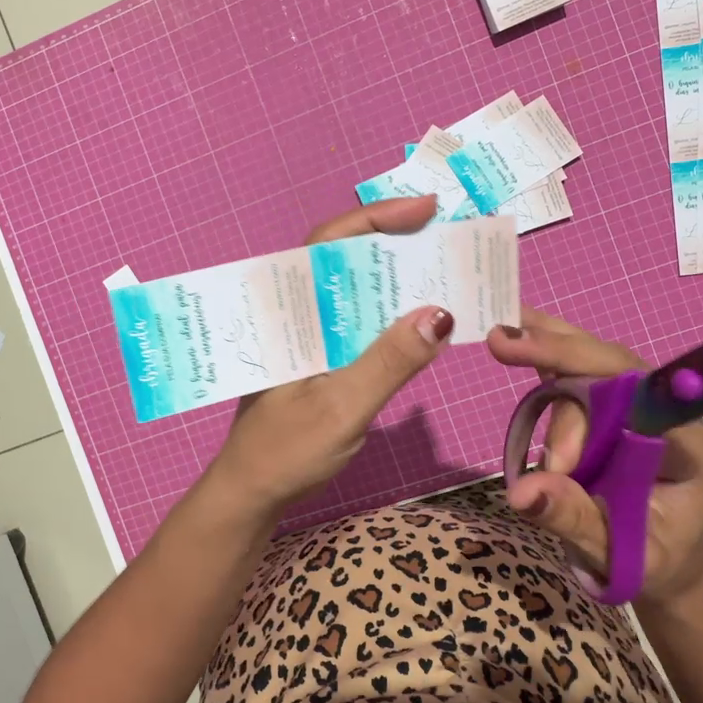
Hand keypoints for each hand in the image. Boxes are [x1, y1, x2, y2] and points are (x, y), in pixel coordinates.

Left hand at [204, 196, 452, 513]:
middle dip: (397, 243)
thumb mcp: (342, 408)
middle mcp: (296, 314)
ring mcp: (308, 337)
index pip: (327, 242)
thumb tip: (441, 313)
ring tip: (449, 270)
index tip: (427, 209)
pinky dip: (390, 316)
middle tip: (452, 239)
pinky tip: (423, 320)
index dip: (376, 218)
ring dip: (397, 280)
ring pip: (354, 292)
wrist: (250, 493)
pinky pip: (358, 325)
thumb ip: (388, 362)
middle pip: (345, 260)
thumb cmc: (285, 451)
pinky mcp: (319, 360)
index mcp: (288, 312)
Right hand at [487, 308, 702, 604]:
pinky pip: (579, 367)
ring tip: (502, 338)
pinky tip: (518, 325)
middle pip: (612, 369)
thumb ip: (575, 521)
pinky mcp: (609, 404)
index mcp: (686, 447)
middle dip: (557, 362)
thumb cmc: (650, 564)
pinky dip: (547, 348)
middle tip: (501, 347)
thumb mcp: (620, 556)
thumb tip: (522, 492)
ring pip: (592, 361)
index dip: (583, 391)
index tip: (533, 381)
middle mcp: (667, 414)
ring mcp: (638, 405)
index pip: (640, 398)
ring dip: (546, 354)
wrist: (660, 566)